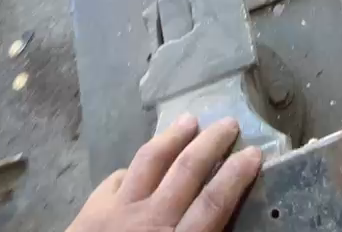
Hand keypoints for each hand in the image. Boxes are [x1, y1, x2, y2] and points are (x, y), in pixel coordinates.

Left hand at [67, 115, 263, 231]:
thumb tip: (219, 226)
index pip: (214, 201)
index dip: (236, 174)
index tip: (254, 152)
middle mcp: (150, 221)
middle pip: (187, 169)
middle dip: (212, 142)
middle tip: (229, 122)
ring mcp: (116, 214)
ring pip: (150, 160)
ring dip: (173, 137)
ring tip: (189, 120)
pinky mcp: (87, 215)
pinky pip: (114, 179)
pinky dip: (130, 169)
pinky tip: (136, 165)